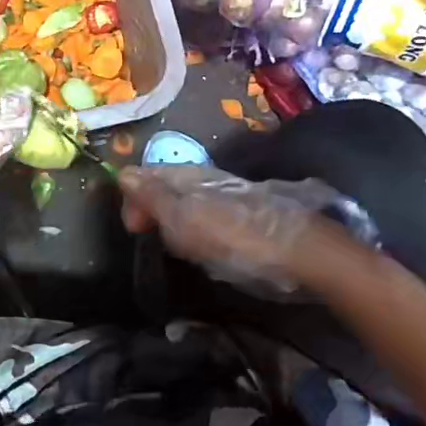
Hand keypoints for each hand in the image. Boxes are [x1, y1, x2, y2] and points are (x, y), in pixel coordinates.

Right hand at [118, 165, 369, 294]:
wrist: (302, 253)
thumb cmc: (234, 238)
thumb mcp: (183, 220)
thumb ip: (152, 198)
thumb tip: (123, 173)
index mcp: (187, 176)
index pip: (147, 175)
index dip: (133, 198)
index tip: (133, 228)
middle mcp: (206, 180)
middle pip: (166, 188)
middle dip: (152, 211)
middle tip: (156, 241)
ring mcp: (227, 197)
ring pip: (187, 203)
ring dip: (174, 222)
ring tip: (178, 247)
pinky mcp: (245, 216)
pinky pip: (208, 217)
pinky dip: (197, 231)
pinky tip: (205, 248)